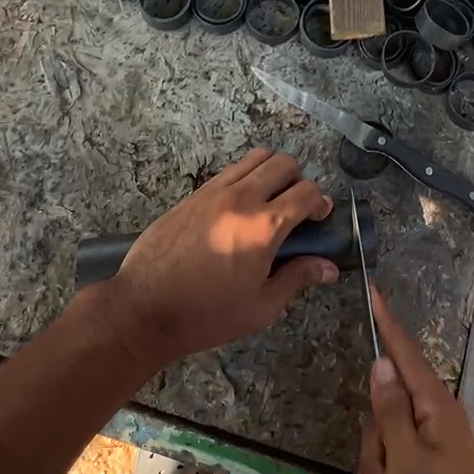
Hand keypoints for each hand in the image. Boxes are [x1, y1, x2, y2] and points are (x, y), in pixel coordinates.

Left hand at [102, 148, 335, 365]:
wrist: (144, 309)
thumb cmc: (206, 315)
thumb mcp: (260, 307)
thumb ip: (297, 279)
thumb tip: (329, 268)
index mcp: (264, 227)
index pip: (306, 192)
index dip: (320, 202)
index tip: (319, 217)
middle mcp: (242, 198)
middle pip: (284, 163)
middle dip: (298, 180)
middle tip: (295, 208)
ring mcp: (215, 191)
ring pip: (257, 157)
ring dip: (272, 172)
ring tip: (269, 200)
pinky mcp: (195, 193)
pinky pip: (231, 170)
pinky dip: (245, 177)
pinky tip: (240, 206)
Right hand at [359, 285, 473, 473]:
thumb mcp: (405, 459)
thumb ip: (390, 410)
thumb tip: (382, 362)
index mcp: (437, 404)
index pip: (407, 352)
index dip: (387, 322)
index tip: (373, 289)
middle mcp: (439, 415)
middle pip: (390, 401)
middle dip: (376, 436)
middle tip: (383, 470)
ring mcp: (436, 441)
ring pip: (387, 435)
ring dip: (380, 462)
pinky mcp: (431, 462)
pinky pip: (396, 457)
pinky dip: (388, 472)